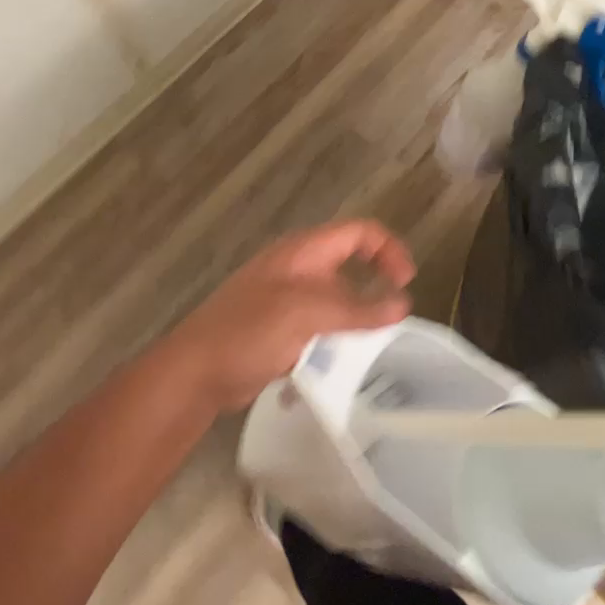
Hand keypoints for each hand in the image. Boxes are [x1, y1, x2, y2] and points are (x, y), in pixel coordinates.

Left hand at [164, 220, 416, 411]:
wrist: (197, 371)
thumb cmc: (248, 332)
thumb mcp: (305, 315)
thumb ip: (355, 309)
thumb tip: (403, 303)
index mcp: (303, 253)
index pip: (359, 233)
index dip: (388, 250)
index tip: (407, 284)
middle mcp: (298, 270)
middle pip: (350, 268)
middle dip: (375, 293)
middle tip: (393, 327)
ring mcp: (288, 301)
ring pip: (337, 304)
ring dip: (356, 324)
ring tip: (374, 353)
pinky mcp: (282, 331)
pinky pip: (321, 331)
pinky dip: (335, 344)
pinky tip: (342, 370)